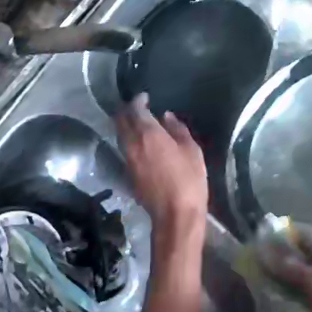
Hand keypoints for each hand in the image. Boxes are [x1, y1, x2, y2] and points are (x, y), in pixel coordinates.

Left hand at [116, 95, 207, 239]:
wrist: (175, 214)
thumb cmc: (189, 180)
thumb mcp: (191, 150)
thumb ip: (178, 130)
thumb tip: (166, 116)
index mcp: (148, 134)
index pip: (135, 110)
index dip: (138, 100)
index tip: (145, 97)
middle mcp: (132, 144)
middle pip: (120, 121)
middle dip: (127, 111)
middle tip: (138, 107)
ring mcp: (127, 160)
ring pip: (120, 135)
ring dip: (126, 125)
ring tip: (139, 123)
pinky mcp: (128, 174)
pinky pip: (124, 149)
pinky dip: (129, 140)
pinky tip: (141, 143)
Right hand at [258, 223, 311, 311]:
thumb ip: (287, 267)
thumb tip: (259, 248)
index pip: (295, 230)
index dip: (274, 239)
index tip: (254, 254)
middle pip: (302, 251)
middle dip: (282, 263)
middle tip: (261, 280)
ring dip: (296, 281)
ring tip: (276, 296)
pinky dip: (310, 294)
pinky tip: (302, 308)